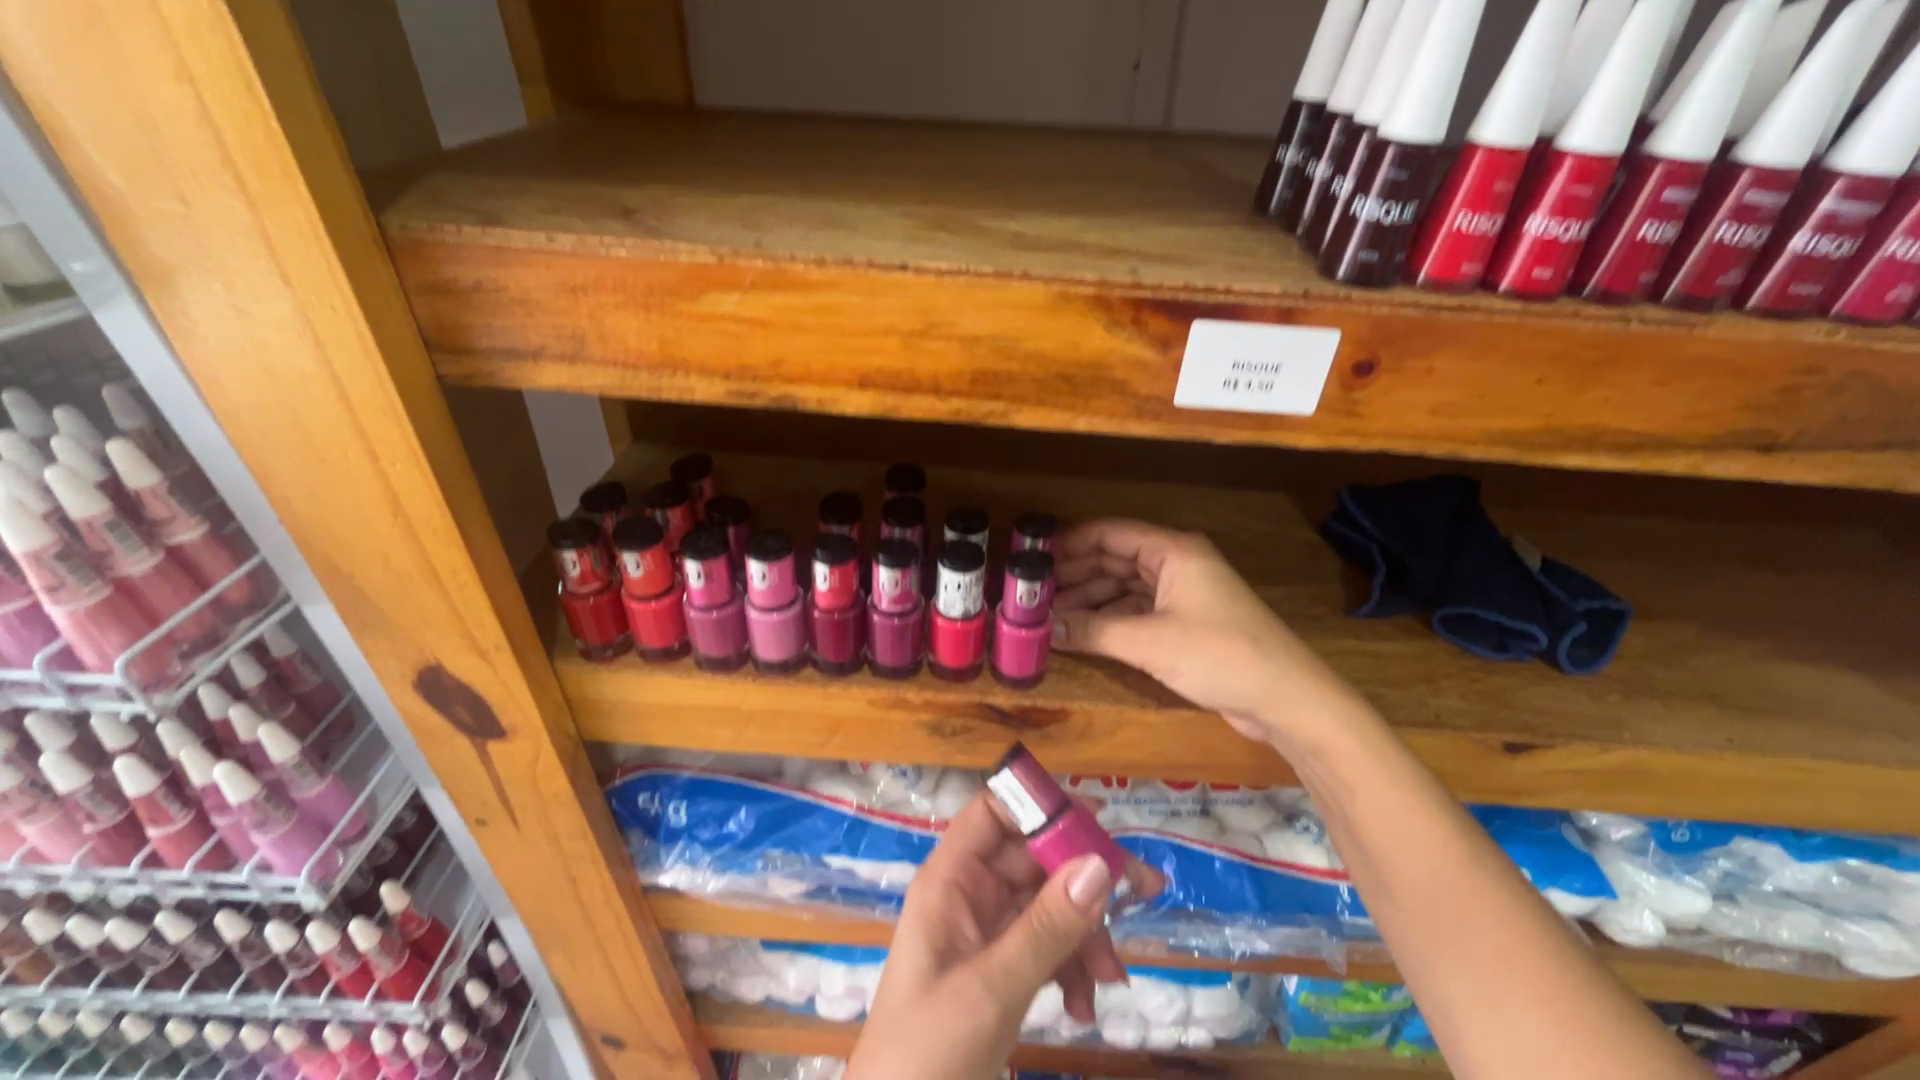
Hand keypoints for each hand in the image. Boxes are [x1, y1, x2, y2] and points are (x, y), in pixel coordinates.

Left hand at [847, 795, 1148, 1079]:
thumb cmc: (928, 1049)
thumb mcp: (992, 988)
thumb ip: (1047, 927)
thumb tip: (1101, 864)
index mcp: (950, 880)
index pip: (995, 813)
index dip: (1041, 807)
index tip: (1099, 821)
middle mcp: (968, 895)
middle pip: (1034, 859)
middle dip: (1085, 879)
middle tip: (1145, 890)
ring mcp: (986, 934)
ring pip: (1049, 906)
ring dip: (1086, 936)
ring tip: (1112, 977)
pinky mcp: (1001, 970)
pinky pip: (1048, 947)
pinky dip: (1073, 969)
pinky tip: (1084, 1005)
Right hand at [1051, 518, 1363, 743]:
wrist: (1284, 698)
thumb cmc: (1220, 655)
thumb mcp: (1149, 642)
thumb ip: (1092, 630)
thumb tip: (1041, 627)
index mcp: (1173, 551)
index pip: (1109, 534)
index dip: (1069, 544)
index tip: (1032, 562)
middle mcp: (1176, 566)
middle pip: (1113, 561)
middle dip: (1074, 576)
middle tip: (1031, 596)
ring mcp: (1182, 596)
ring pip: (1122, 589)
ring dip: (1088, 602)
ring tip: (1047, 618)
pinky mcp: (1184, 626)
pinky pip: (1135, 614)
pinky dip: (1108, 622)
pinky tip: (1080, 635)